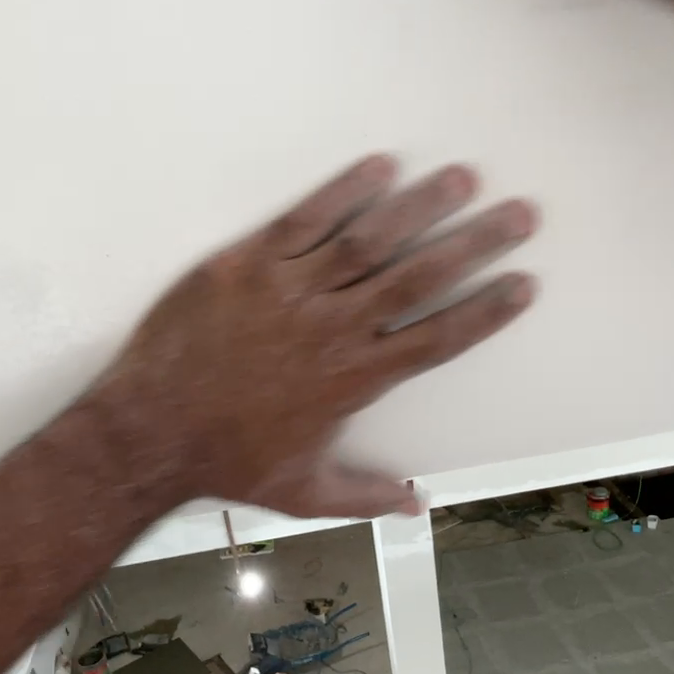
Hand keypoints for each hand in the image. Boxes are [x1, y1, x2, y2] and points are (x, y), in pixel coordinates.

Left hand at [92, 156, 537, 519]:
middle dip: (475, 245)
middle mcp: (334, 329)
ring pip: (369, 241)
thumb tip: (416, 507)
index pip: (437, 340)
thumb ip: (365, 496)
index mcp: (354, 379)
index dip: (485, 312)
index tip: (523, 284)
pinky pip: (303, 220)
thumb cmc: (227, 462)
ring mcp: (292, 291)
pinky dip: (343, 192)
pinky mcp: (248, 265)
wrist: (150, 432)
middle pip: (420, 279)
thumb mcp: (303, 492)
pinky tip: (378, 167)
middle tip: (519, 214)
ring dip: (421, 207)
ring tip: (462, 178)